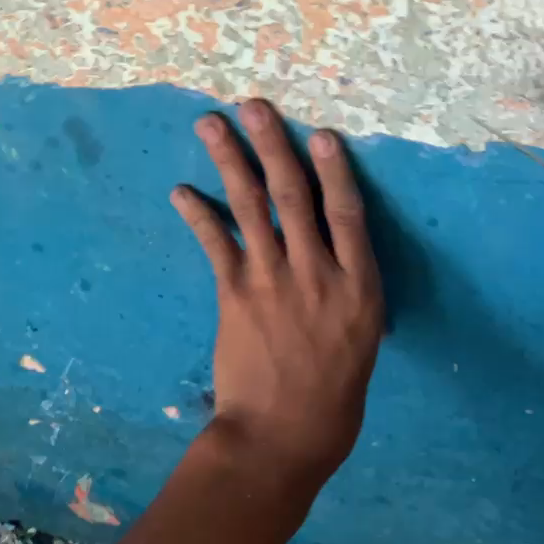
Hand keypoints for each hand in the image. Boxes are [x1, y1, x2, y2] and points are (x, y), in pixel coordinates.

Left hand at [172, 99, 384, 486]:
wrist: (284, 438)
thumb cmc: (334, 394)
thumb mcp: (362, 338)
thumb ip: (350, 289)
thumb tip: (337, 256)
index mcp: (359, 286)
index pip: (349, 214)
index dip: (335, 171)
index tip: (322, 134)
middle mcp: (317, 274)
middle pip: (294, 196)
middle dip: (274, 145)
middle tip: (254, 105)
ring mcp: (273, 282)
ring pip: (251, 208)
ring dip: (230, 161)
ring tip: (211, 125)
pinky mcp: (235, 296)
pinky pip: (216, 244)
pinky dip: (198, 214)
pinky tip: (181, 191)